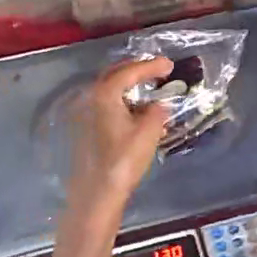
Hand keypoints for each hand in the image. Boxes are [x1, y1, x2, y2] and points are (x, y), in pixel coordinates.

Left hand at [66, 57, 172, 206]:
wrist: (98, 192)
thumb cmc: (124, 159)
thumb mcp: (149, 131)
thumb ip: (157, 111)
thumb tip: (159, 105)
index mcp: (105, 95)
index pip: (130, 71)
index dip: (151, 66)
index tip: (170, 65)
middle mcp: (92, 99)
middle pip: (115, 75)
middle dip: (137, 70)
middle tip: (158, 70)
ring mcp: (87, 115)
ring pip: (110, 91)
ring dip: (130, 86)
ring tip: (150, 88)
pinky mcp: (88, 129)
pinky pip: (109, 105)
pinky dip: (124, 101)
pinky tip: (138, 111)